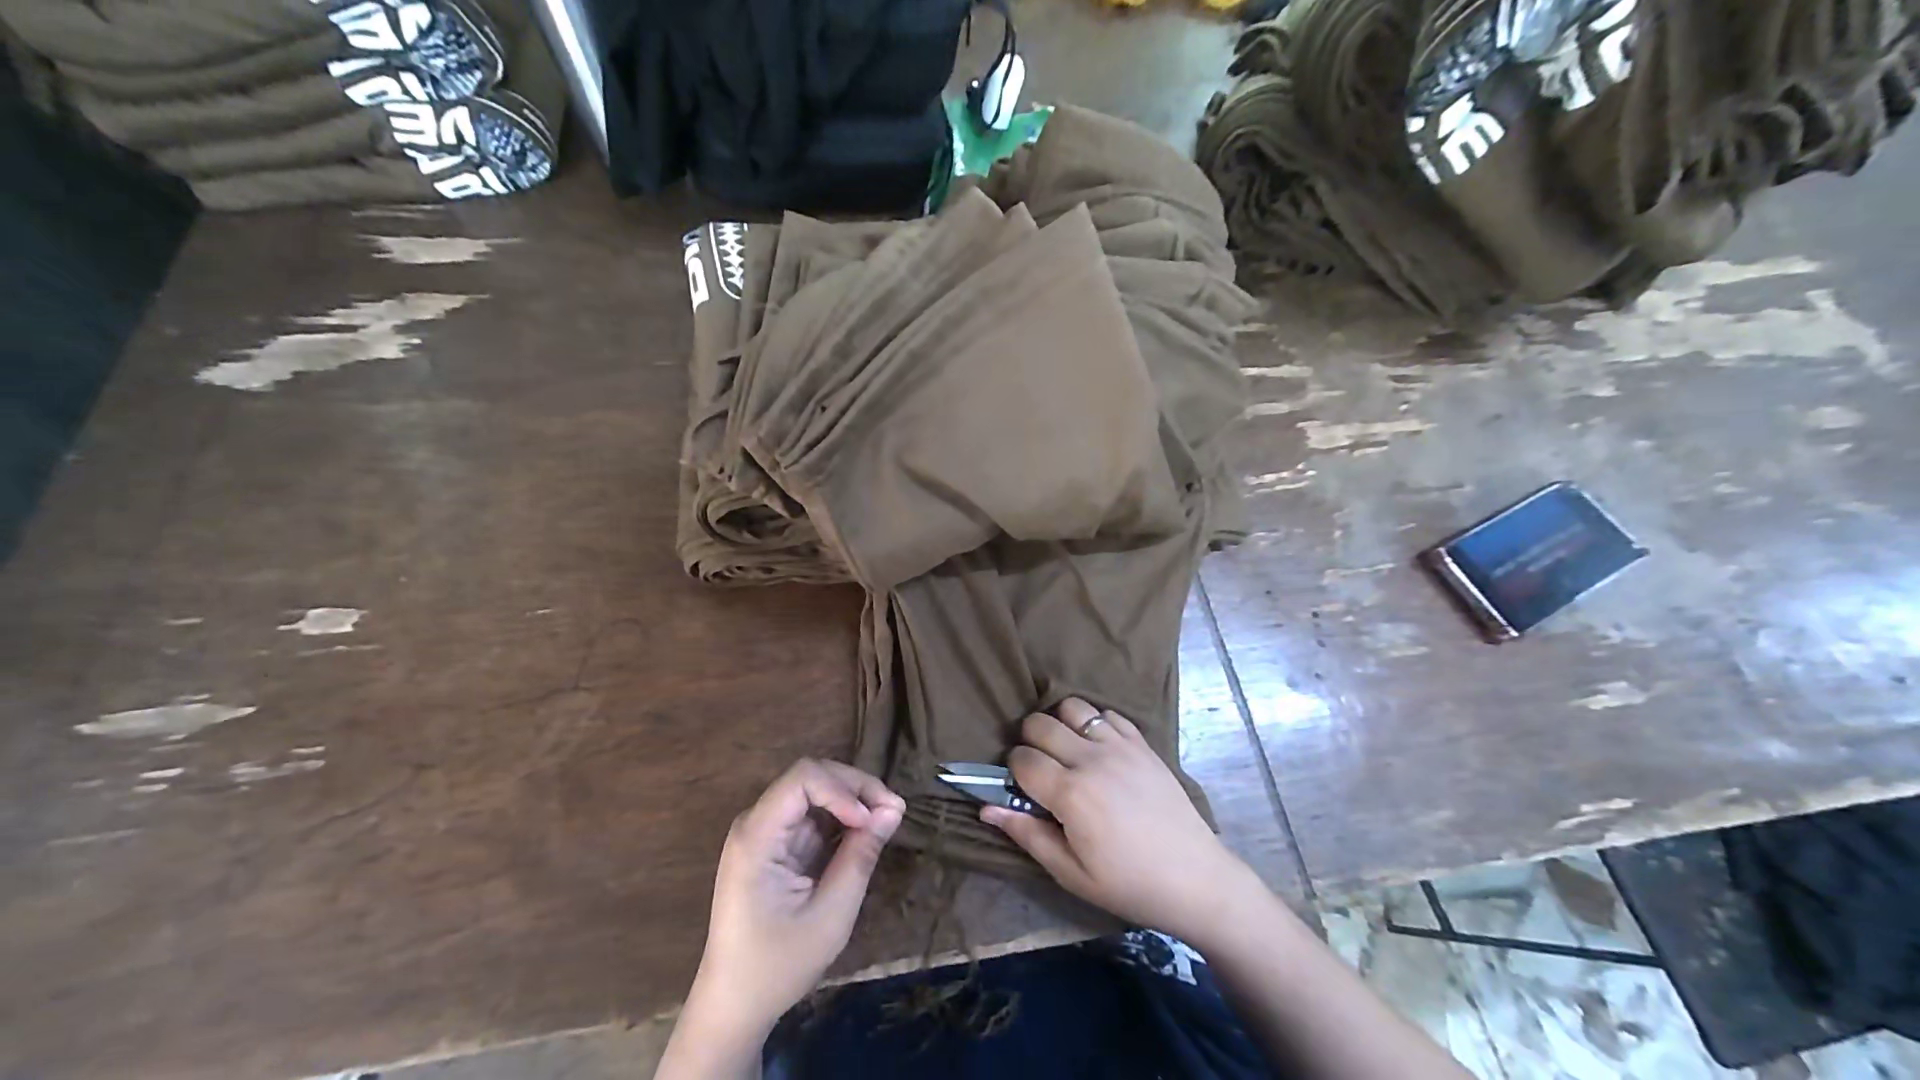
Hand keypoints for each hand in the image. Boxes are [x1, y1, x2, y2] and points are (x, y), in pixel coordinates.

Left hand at [688, 758, 905, 1034]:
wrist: (734, 1004)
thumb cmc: (778, 965)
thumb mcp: (830, 915)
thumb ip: (860, 857)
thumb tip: (893, 809)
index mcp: (757, 836)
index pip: (802, 778)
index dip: (843, 788)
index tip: (871, 820)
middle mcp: (756, 823)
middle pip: (810, 777)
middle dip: (855, 788)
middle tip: (894, 811)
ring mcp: (765, 832)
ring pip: (815, 791)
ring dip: (852, 799)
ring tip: (886, 820)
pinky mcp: (776, 845)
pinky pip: (812, 815)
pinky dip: (842, 818)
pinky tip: (865, 833)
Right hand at [981, 698, 1259, 942]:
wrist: (1196, 879)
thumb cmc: (1129, 884)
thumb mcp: (1071, 873)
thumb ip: (1027, 834)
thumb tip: (986, 808)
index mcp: (1071, 794)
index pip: (1021, 758)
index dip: (1013, 771)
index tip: (1022, 788)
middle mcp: (1092, 759)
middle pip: (1040, 723)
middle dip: (1029, 741)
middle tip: (1040, 769)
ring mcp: (1121, 746)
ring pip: (1072, 707)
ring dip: (1060, 724)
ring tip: (1067, 752)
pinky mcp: (1142, 744)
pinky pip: (1107, 713)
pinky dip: (1094, 723)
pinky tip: (1098, 750)